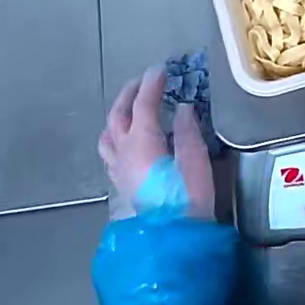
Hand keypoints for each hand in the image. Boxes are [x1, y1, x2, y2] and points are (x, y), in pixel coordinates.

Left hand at [98, 65, 215, 221]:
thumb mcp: (195, 161)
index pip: (144, 105)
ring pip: (109, 131)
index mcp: (143, 142)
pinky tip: (125, 138)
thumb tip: (182, 109)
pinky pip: (109, 149)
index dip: (152, 85)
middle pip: (119, 114)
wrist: (172, 235)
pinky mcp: (120, 180)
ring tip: (130, 105)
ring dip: (118, 112)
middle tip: (144, 80)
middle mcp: (124, 150)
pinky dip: (115, 133)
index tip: (161, 69)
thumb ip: (188, 132)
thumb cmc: (187, 198)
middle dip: (130, 94)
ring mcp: (118, 167)